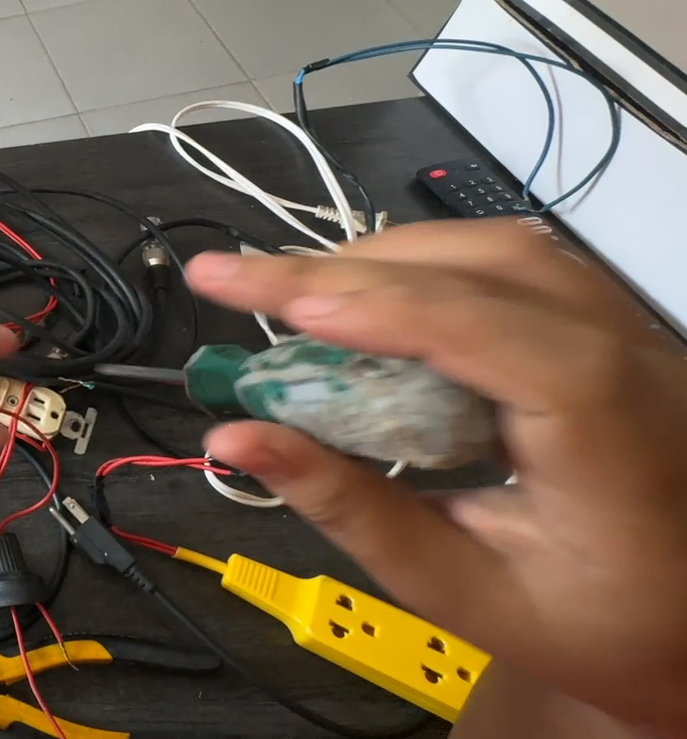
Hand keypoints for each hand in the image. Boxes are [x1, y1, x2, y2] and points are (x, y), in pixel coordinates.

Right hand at [185, 220, 686, 732]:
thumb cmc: (577, 619)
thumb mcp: (454, 588)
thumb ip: (344, 507)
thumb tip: (226, 437)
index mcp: (632, 470)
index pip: (535, 359)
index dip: (407, 317)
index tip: (289, 311)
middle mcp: (658, 383)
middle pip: (500, 276)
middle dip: (344, 272)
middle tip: (229, 279)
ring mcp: (640, 342)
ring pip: (502, 250)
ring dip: (376, 258)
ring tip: (289, 292)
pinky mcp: (606, 326)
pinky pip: (507, 261)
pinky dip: (411, 260)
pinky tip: (356, 292)